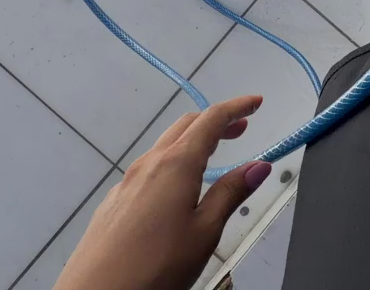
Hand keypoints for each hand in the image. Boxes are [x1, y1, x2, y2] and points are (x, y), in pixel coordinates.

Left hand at [53, 95, 270, 289]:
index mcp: (176, 164)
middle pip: (185, 125)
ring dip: (191, 142)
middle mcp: (149, 164)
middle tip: (240, 129)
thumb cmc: (156, 268)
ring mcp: (124, 184)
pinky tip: (173, 194)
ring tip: (210, 159)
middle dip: (215, 121)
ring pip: (164, 147)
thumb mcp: (204, 232)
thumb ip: (231, 193)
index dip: (237, 107)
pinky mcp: (110, 206)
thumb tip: (260, 165)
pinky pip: (146, 171)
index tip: (257, 102)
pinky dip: (170, 165)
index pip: (211, 119)